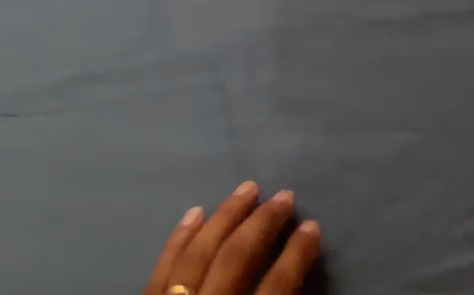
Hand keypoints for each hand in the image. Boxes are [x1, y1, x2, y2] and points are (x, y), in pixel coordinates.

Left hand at [143, 181, 320, 294]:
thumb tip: (297, 269)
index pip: (277, 286)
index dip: (297, 255)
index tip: (312, 226)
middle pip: (236, 259)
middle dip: (263, 224)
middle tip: (285, 195)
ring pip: (197, 256)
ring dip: (225, 218)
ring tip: (247, 189)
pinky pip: (161, 270)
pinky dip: (178, 240)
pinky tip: (194, 213)